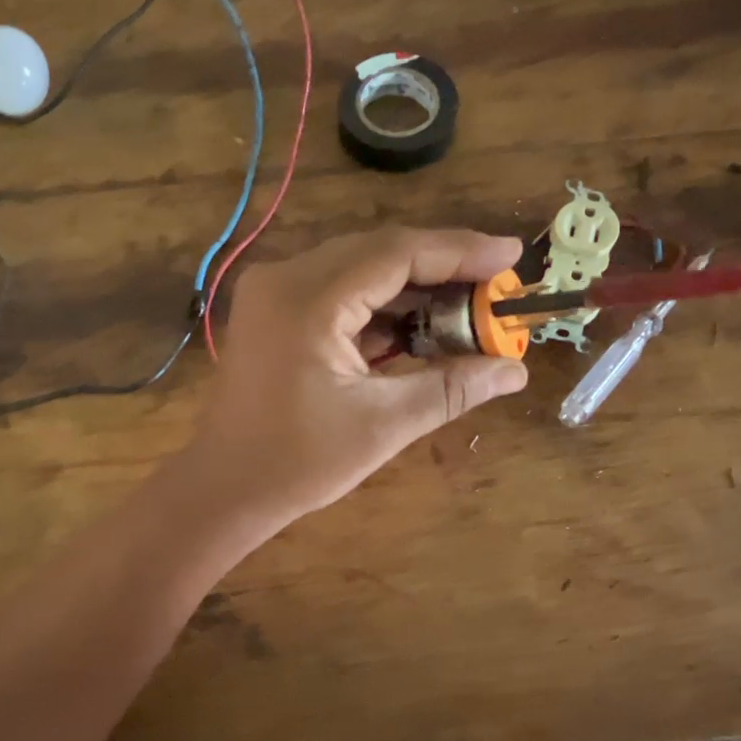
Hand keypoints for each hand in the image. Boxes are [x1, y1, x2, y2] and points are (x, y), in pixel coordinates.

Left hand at [175, 228, 529, 525]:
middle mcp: (284, 279)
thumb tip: (515, 371)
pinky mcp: (270, 312)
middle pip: (377, 252)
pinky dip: (377, 306)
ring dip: (410, 287)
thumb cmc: (299, 463)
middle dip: (440, 268)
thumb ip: (451, 388)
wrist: (225, 489)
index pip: (397, 252)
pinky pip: (334, 290)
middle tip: (495, 287)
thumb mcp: (383, 425)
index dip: (460, 251)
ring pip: (357, 269)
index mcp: (307, 300)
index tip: (512, 256)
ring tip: (466, 309)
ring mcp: (271, 293)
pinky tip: (416, 327)